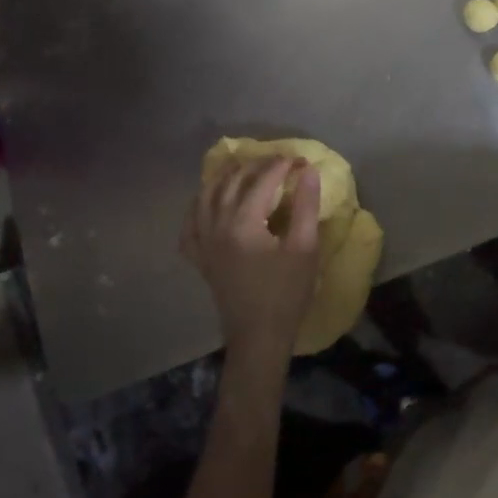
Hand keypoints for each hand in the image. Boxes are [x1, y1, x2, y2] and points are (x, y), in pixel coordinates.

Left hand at [180, 156, 321, 359]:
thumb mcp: (304, 248)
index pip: (262, 180)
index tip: (301, 160)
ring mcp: (203, 243)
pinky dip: (199, 207)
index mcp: (243, 223)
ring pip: (206, 197)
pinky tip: (210, 202)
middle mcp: (216, 226)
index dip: (281, 165)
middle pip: (232, 183)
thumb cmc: (287, 294)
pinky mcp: (200, 258)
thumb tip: (308, 171)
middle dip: (256, 166)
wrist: (259, 338)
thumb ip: (306, 206)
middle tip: (279, 162)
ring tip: (245, 169)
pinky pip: (190, 224)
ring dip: (225, 178)